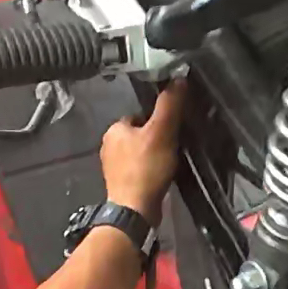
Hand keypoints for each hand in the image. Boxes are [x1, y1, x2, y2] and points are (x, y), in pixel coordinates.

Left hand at [101, 80, 186, 227]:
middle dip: (156, 139)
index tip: (171, 131)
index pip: (139, 115)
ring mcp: (112, 166)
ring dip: (154, 156)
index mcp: (113, 130)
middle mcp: (108, 146)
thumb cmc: (146, 168)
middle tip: (172, 148)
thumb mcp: (161, 132)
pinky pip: (139, 169)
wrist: (135, 210)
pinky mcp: (120, 183)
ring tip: (168, 163)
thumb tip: (178, 78)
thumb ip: (169, 105)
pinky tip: (160, 177)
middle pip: (141, 134)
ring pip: (140, 152)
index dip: (157, 121)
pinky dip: (150, 171)